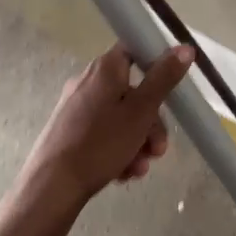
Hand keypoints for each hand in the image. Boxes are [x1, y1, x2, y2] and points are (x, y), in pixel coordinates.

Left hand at [15, 43, 194, 210]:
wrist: (50, 188)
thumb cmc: (100, 144)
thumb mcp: (141, 111)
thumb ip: (164, 78)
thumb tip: (184, 47)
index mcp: (105, 69)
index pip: (135, 48)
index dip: (157, 63)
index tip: (172, 86)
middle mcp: (88, 81)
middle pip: (132, 90)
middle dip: (151, 121)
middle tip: (158, 148)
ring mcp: (75, 107)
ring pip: (119, 116)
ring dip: (137, 139)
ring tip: (140, 167)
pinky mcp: (68, 130)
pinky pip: (103, 131)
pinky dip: (117, 148)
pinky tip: (124, 172)